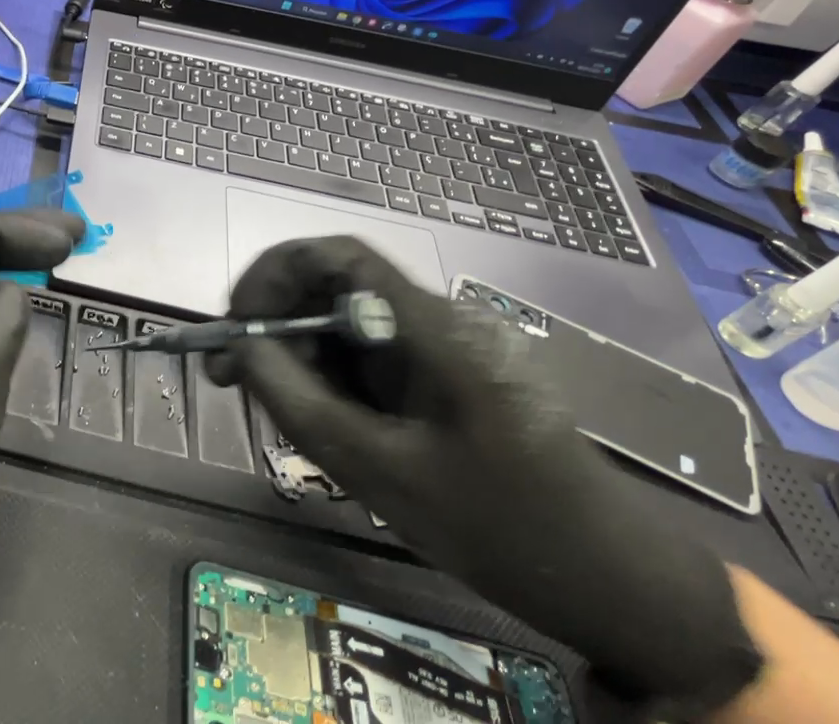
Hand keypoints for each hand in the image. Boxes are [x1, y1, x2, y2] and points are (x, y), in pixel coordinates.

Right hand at [206, 236, 760, 716]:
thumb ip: (297, 400)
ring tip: (271, 411)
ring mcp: (442, 351)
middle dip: (273, 325)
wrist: (607, 580)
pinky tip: (315, 424)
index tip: (234, 327)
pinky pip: (367, 361)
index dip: (271, 275)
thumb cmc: (497, 526)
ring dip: (296, 358)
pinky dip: (327, 381)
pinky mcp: (442, 380)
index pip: (336, 257)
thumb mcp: (375, 468)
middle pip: (333, 290)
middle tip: (231, 380)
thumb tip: (239, 349)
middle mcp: (436, 323)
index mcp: (433, 328)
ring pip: (343, 328)